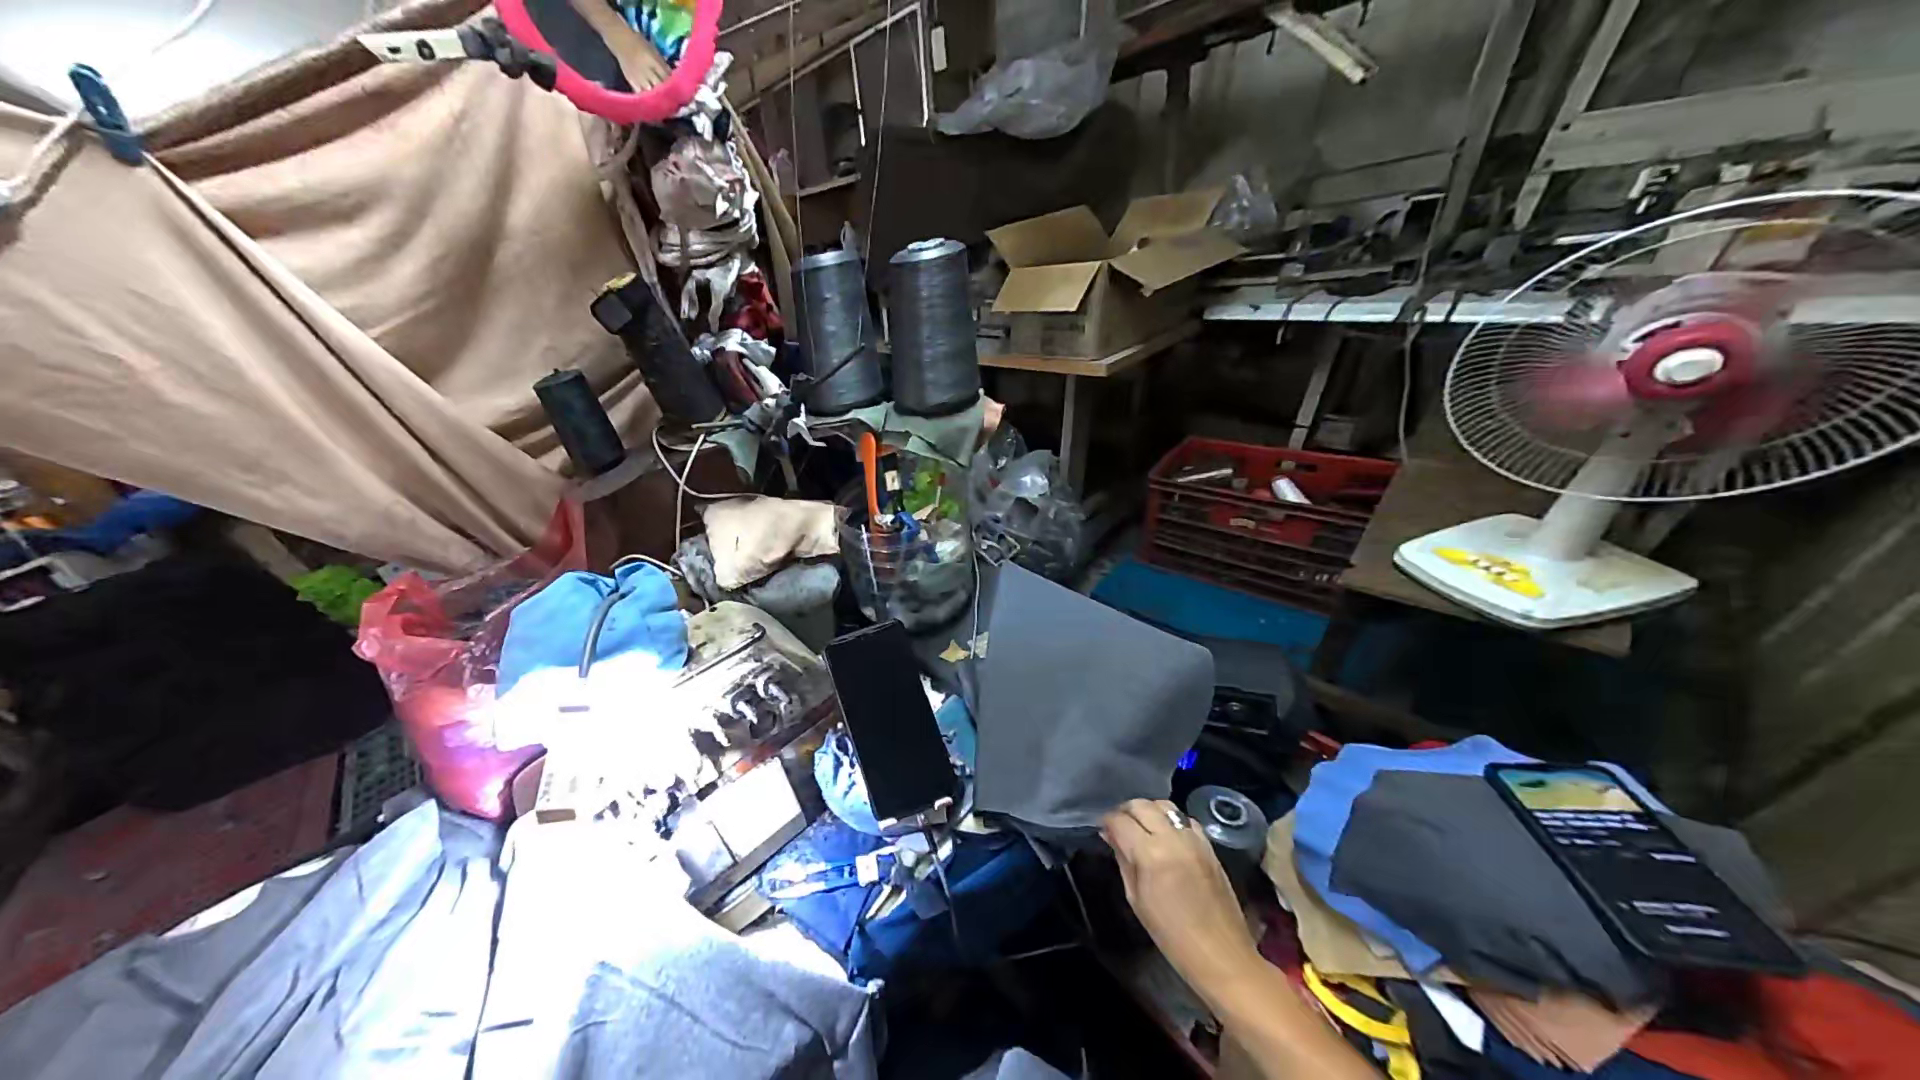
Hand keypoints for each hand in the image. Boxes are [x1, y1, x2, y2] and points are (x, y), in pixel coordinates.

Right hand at [1101, 799, 1259, 1005]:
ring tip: (1142, 827)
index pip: (1120, 820)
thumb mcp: (1136, 899)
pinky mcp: (1209, 845)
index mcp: (1150, 854)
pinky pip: (1185, 819)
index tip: (1103, 830)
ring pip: (1165, 806)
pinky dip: (1172, 820)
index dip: (1107, 822)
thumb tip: (1111, 836)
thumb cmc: (1171, 935)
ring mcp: (1194, 839)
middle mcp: (1172, 838)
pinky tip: (1167, 836)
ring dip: (1149, 811)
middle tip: (1119, 827)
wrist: (1220, 954)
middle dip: (1125, 811)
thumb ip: (1123, 860)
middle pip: (1141, 805)